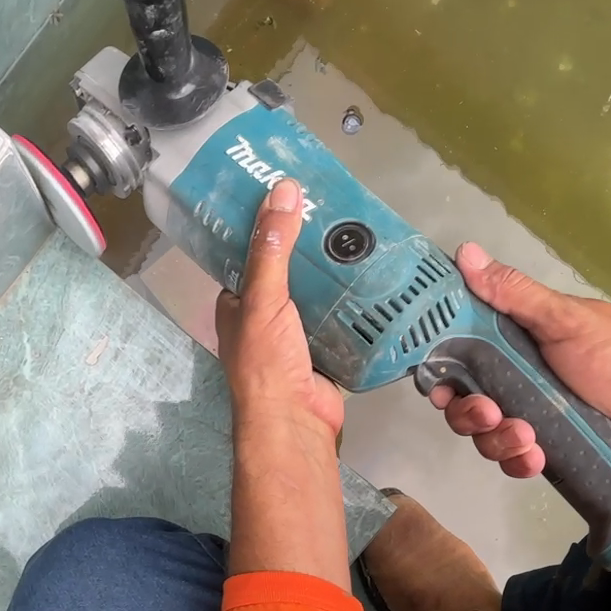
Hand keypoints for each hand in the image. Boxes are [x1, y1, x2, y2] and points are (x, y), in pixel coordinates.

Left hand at [216, 179, 345, 436]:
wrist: (295, 420)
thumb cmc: (266, 361)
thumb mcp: (262, 297)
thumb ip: (272, 248)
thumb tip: (283, 190)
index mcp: (236, 305)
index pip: (249, 255)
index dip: (266, 226)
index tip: (291, 195)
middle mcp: (262, 318)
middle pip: (287, 272)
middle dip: (309, 246)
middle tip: (339, 209)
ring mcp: (293, 335)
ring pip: (315, 293)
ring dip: (334, 271)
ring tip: (362, 232)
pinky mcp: (322, 349)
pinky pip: (337, 315)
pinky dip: (353, 299)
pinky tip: (374, 274)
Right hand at [433, 243, 610, 478]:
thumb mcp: (565, 320)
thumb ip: (512, 294)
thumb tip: (465, 251)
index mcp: (516, 343)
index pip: (459, 357)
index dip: (442, 372)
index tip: (439, 385)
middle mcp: (516, 379)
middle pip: (463, 400)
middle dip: (468, 413)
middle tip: (489, 414)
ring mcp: (530, 415)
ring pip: (483, 434)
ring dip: (496, 440)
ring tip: (527, 438)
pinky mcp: (545, 449)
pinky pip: (510, 459)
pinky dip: (517, 461)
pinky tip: (536, 457)